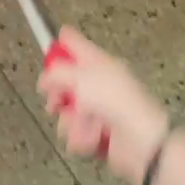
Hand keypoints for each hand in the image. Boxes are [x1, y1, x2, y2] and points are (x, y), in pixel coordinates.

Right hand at [38, 27, 169, 184]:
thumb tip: (43, 80)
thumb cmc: (112, 99)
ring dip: (70, 122)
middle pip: (67, 82)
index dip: (59, 46)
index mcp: (100, 62)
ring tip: (80, 127)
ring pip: (69, 111)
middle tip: (53, 104)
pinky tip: (89, 140)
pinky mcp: (99, 134)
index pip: (75, 45)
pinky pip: (78, 133)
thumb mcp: (80, 77)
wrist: (140, 139)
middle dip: (57, 95)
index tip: (46, 55)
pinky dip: (80, 138)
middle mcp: (99, 83)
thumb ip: (55, 73)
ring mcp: (100, 109)